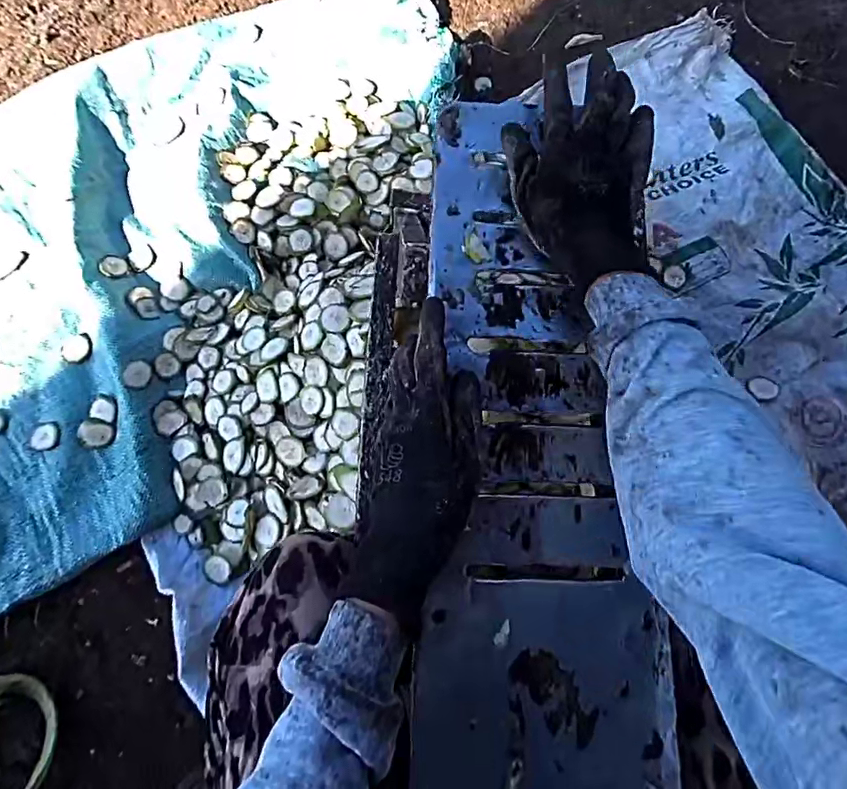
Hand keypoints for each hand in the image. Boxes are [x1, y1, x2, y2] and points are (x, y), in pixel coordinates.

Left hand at [343, 297, 479, 631]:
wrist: (396, 544)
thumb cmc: (442, 507)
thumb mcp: (467, 463)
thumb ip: (465, 414)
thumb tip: (465, 374)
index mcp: (426, 412)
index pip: (429, 357)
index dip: (432, 327)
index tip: (434, 302)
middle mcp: (400, 410)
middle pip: (404, 361)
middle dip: (417, 337)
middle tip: (432, 323)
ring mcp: (386, 423)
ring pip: (394, 377)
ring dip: (408, 358)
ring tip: (425, 350)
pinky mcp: (379, 436)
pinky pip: (391, 396)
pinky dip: (403, 381)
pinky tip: (414, 389)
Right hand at [500, 48, 656, 294]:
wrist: (593, 246)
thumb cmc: (551, 220)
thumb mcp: (524, 190)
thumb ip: (521, 157)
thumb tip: (511, 128)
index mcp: (560, 145)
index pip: (556, 103)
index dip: (555, 77)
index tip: (554, 54)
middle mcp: (590, 143)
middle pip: (597, 102)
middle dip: (598, 75)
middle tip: (601, 52)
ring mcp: (615, 156)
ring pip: (622, 116)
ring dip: (622, 93)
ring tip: (622, 74)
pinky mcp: (633, 172)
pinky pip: (640, 143)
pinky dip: (643, 126)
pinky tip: (645, 112)